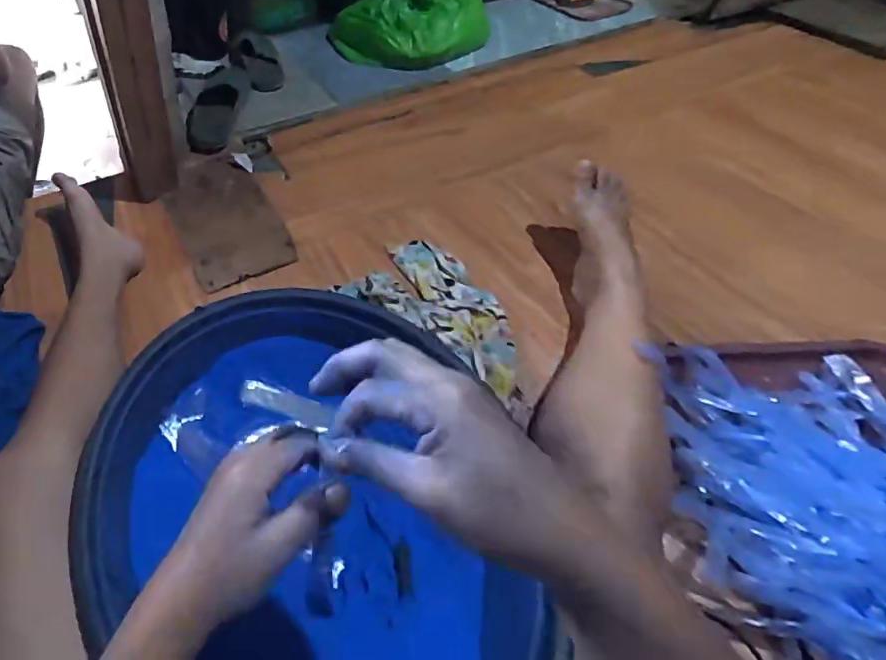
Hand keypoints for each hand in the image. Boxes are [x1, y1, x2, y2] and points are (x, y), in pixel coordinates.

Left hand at [136, 434, 347, 639]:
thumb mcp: (280, 546)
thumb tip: (343, 485)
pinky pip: (256, 458)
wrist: (186, 587)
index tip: (349, 466)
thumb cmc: (235, 569)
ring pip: (267, 445)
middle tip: (338, 468)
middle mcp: (238, 457)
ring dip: (293, 452)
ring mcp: (227, 468)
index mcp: (252, 468)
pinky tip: (290, 484)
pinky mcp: (223, 482)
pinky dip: (277, 462)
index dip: (324, 449)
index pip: (296, 443)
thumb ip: (312, 512)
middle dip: (309, 446)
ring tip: (320, 475)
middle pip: (279, 437)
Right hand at [310, 338, 602, 580]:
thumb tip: (328, 448)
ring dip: (368, 369)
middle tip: (318, 387)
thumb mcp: (426, 492)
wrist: (568, 534)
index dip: (344, 417)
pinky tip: (380, 403)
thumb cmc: (496, 515)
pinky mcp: (469, 401)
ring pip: (402, 357)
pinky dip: (389, 379)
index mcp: (436, 397)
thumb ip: (372, 462)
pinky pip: (417, 373)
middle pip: (384, 351)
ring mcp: (461, 386)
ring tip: (341, 391)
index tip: (331, 449)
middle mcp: (447, 378)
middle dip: (346, 364)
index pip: (371, 392)